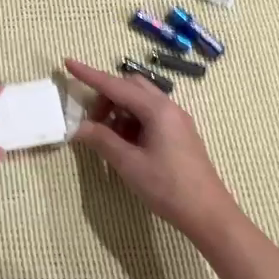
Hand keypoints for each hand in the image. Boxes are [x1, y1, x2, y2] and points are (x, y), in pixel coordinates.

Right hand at [65, 59, 241, 234]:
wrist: (210, 216)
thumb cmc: (169, 188)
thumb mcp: (130, 165)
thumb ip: (102, 140)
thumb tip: (78, 127)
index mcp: (157, 110)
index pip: (116, 85)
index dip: (90, 75)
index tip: (68, 63)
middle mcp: (169, 107)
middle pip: (130, 87)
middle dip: (107, 96)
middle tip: (93, 120)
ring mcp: (177, 120)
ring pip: (141, 101)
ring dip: (120, 110)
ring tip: (110, 137)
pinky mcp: (180, 133)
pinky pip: (151, 114)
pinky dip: (133, 121)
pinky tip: (128, 144)